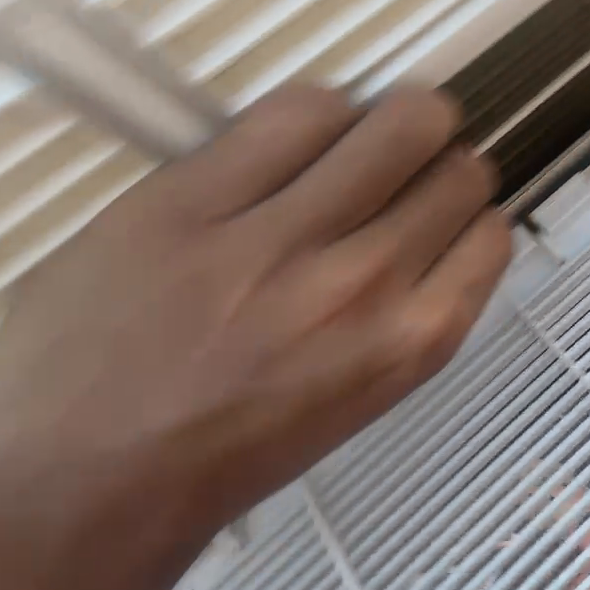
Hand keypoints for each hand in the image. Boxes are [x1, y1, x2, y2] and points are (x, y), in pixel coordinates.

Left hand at [0, 85, 512, 545]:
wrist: (98, 478)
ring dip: (406, 122)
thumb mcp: (369, 391)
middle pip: (458, 174)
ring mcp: (280, 237)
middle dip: (452, 161)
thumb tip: (432, 241)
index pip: (491, 234)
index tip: (456, 210)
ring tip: (378, 132)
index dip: (476, 213)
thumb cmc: (246, 444)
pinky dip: (325, 111)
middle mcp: (369, 282)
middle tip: (423, 162)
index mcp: (416, 339)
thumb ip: (413, 315)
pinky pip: (298, 114)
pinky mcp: (193, 199)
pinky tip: (312, 133)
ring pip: (396, 128)